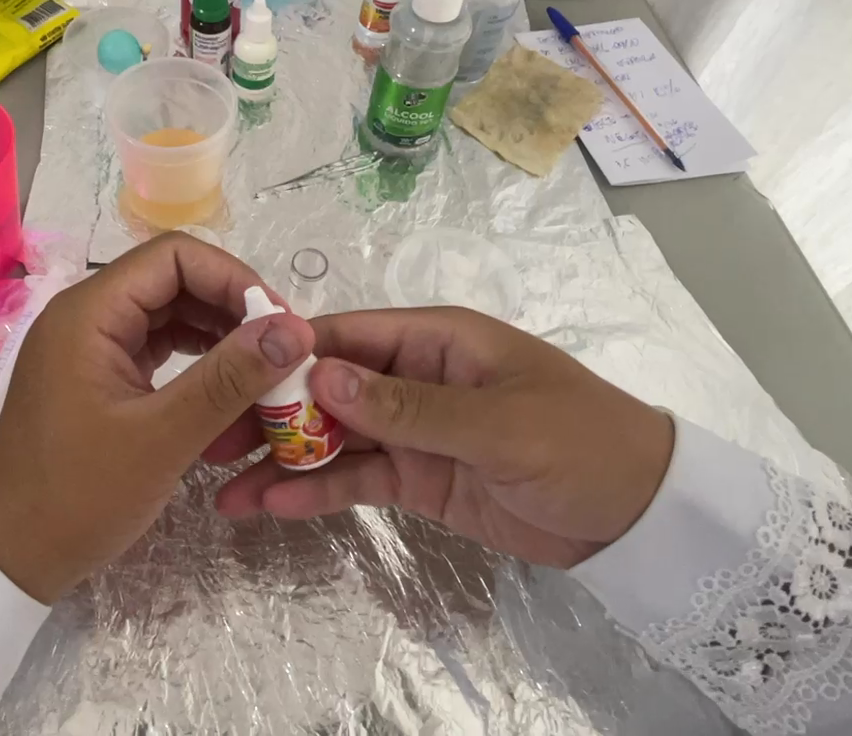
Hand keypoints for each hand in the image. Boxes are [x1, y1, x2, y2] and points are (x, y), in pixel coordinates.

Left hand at [0, 233, 313, 602]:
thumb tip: (295, 330)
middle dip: (230, 306)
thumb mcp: (162, 438)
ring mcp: (92, 344)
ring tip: (263, 366)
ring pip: (168, 311)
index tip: (278, 323)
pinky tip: (228, 383)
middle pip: (173, 279)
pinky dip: (196, 356)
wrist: (7, 558)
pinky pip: (156, 344)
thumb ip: (229, 379)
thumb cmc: (76, 496)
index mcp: (90, 312)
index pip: (173, 256)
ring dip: (217, 331)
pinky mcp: (99, 373)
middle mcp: (89, 314)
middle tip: (279, 348)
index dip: (232, 278)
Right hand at [214, 307, 673, 567]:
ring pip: (333, 438)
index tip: (229, 374)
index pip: (346, 336)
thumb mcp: (496, 423)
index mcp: (433, 340)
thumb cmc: (578, 441)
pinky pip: (357, 479)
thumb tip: (321, 378)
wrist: (641, 515)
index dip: (288, 353)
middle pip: (327, 389)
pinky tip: (271, 507)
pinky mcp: (417, 477)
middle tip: (210, 437)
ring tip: (223, 486)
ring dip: (282, 459)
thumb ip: (407, 406)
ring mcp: (411, 430)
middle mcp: (412, 377)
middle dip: (271, 411)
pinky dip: (316, 492)